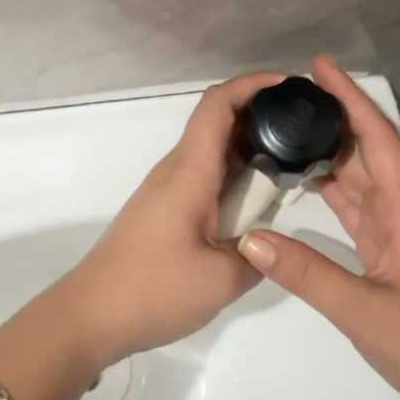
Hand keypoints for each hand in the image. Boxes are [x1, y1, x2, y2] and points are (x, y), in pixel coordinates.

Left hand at [55, 71, 287, 367]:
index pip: (218, 104)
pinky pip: (205, 176)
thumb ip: (260, 254)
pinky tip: (259, 199)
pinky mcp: (164, 210)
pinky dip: (236, 174)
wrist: (91, 315)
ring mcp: (168, 189)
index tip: (291, 86)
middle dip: (263, 115)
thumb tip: (274, 240)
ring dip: (251, 147)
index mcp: (190, 171)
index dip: (254, 84)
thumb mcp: (222, 279)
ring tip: (294, 162)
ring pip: (213, 150)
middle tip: (308, 130)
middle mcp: (177, 170)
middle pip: (219, 122)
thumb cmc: (153, 290)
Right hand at [236, 55, 399, 399]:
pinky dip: (334, 190)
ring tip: (290, 127)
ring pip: (363, 179)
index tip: (321, 67)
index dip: (351, 101)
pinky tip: (308, 180)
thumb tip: (251, 240)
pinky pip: (360, 208)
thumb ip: (306, 274)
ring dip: (332, 152)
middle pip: (369, 152)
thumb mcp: (362, 311)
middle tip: (290, 95)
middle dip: (335, 118)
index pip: (378, 142)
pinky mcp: (393, 253)